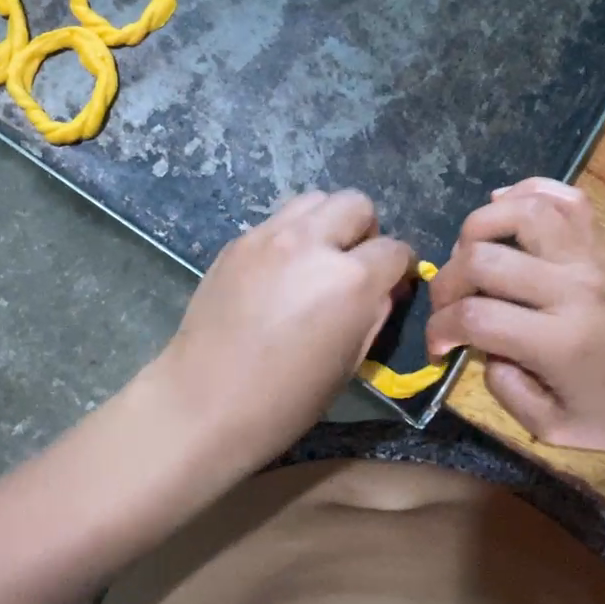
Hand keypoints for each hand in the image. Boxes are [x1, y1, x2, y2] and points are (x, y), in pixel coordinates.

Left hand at [149, 190, 413, 467]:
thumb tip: (384, 287)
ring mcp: (269, 236)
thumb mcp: (350, 362)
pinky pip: (278, 220)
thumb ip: (374, 312)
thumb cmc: (286, 400)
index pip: (394, 249)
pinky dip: (291, 236)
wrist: (203, 403)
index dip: (400, 267)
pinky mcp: (237, 241)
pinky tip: (279, 273)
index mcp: (350, 279)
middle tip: (353, 265)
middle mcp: (312, 243)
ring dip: (327, 224)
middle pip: (356, 204)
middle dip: (365, 231)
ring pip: (315, 200)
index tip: (393, 283)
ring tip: (316, 260)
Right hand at [426, 178, 604, 456]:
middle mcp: (573, 288)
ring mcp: (592, 259)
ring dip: (479, 228)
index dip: (440, 329)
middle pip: (484, 258)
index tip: (439, 346)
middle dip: (447, 282)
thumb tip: (480, 344)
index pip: (475, 316)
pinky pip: (566, 199)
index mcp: (560, 342)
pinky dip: (529, 191)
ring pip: (522, 213)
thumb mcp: (553, 428)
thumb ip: (503, 389)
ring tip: (470, 254)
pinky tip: (505, 206)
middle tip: (449, 306)